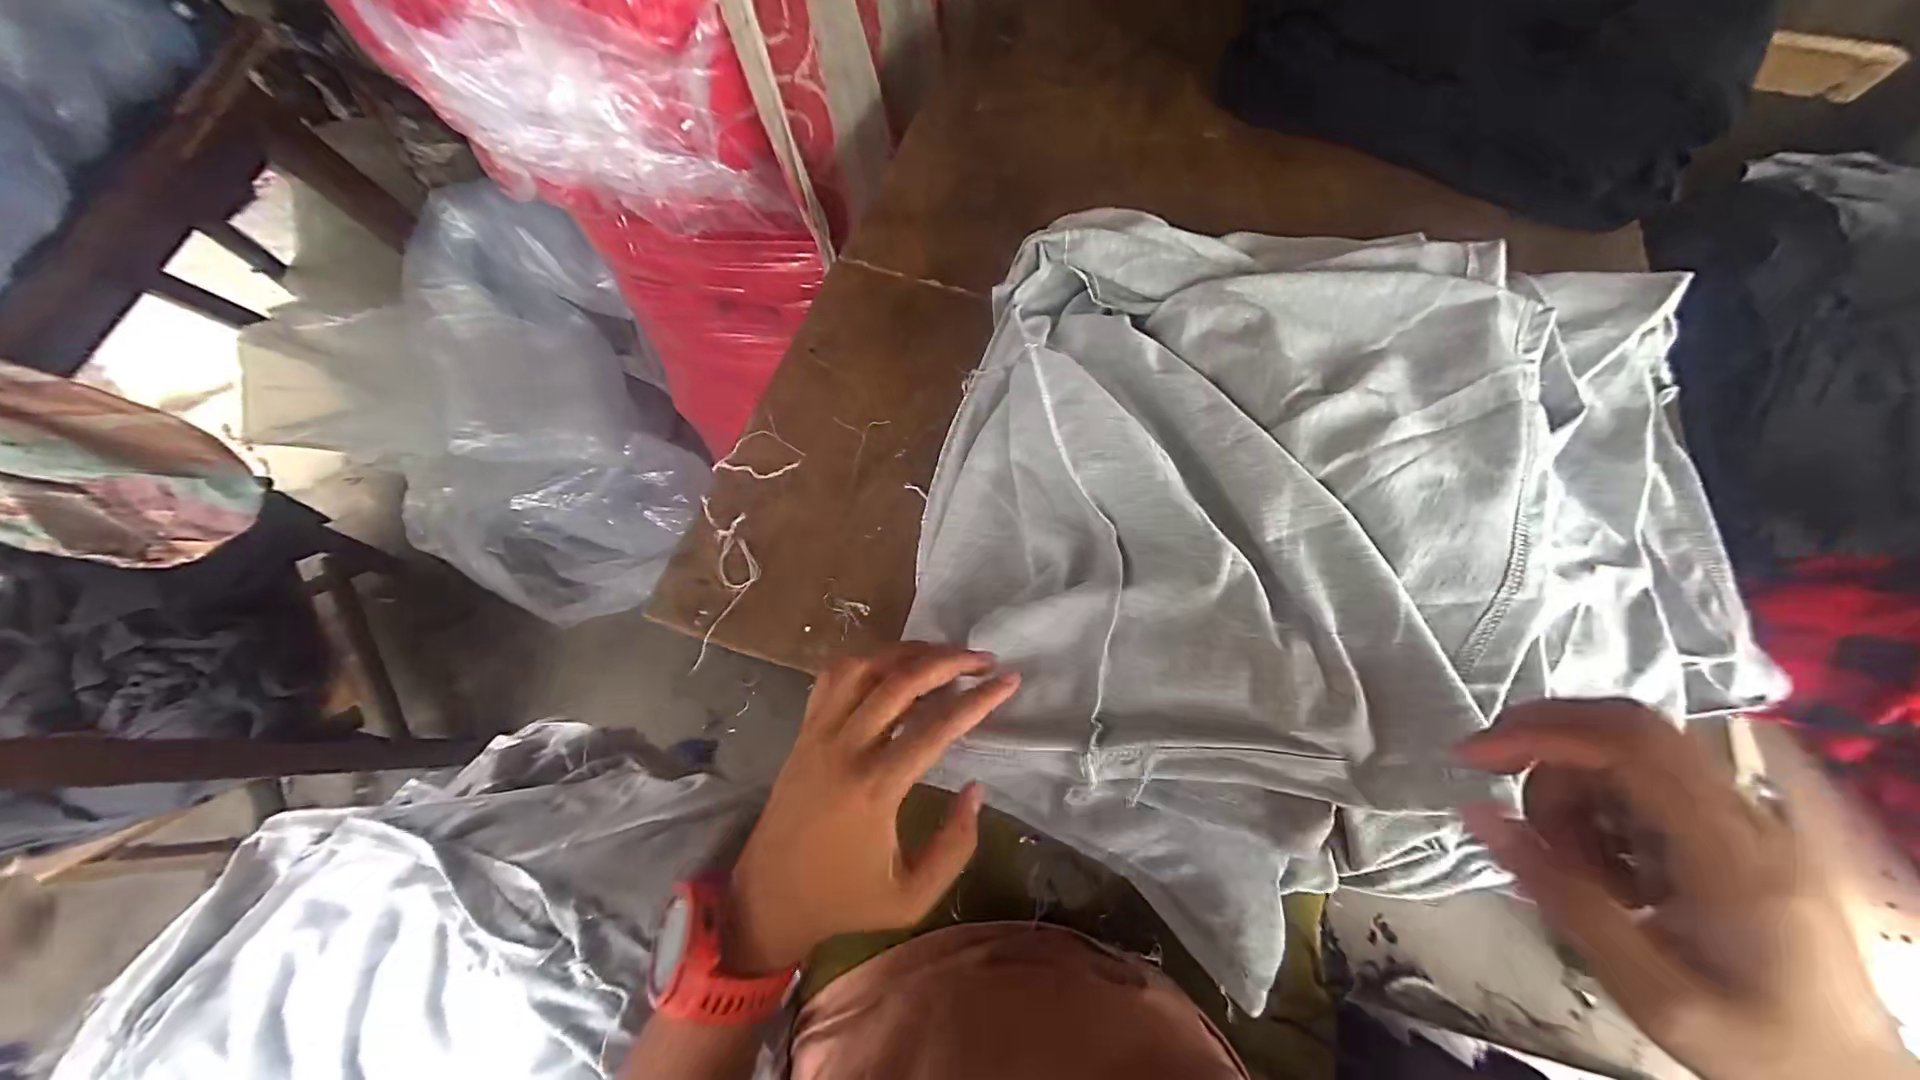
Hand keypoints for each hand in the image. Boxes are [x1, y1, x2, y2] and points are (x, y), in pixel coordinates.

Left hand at [724, 643, 1019, 973]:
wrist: (767, 897)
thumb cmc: (844, 900)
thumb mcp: (912, 895)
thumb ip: (955, 845)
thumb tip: (977, 789)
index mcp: (875, 789)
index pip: (936, 727)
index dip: (978, 700)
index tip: (1009, 681)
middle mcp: (845, 749)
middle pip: (901, 682)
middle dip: (948, 661)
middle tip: (983, 658)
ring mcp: (818, 734)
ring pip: (865, 668)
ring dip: (908, 652)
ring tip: (943, 653)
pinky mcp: (803, 731)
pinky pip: (832, 678)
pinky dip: (866, 660)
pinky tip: (891, 665)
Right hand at [1456, 701, 1913, 1079]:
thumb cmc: (1754, 1048)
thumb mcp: (1649, 990)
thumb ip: (1561, 896)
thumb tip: (1476, 813)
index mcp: (1736, 854)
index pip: (1629, 745)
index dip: (1539, 732)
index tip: (1472, 756)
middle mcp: (1748, 821)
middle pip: (1625, 728)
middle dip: (1542, 738)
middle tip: (1490, 776)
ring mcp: (1745, 822)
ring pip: (1621, 754)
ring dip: (1566, 788)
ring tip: (1566, 860)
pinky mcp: (1731, 832)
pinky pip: (1639, 782)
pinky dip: (1592, 804)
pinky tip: (1598, 863)